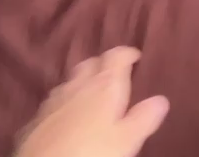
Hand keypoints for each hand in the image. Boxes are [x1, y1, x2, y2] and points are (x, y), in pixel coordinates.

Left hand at [16, 47, 170, 156]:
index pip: (116, 56)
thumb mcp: (125, 140)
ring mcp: (54, 99)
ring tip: (90, 93)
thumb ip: (143, 118)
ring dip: (82, 82)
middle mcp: (78, 84)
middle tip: (114, 75)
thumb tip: (161, 99)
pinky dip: (64, 101)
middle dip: (102, 64)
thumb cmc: (92, 152)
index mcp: (104, 85)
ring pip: (70, 80)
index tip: (136, 57)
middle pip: (91, 63)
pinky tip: (66, 114)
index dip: (127, 53)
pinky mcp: (37, 118)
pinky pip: (54, 100)